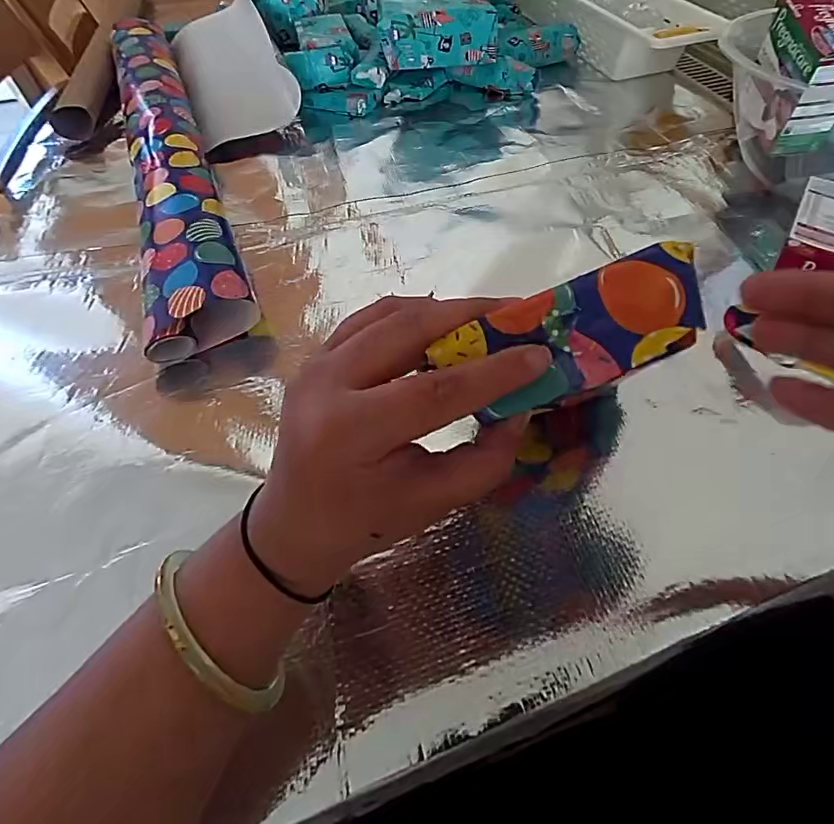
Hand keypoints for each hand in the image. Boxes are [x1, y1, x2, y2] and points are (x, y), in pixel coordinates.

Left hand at [247, 296, 550, 594]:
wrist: (294, 524)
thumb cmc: (366, 520)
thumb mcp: (434, 503)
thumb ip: (486, 459)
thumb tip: (521, 406)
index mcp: (350, 434)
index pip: (435, 391)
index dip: (494, 371)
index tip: (540, 355)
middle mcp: (325, 386)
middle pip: (409, 330)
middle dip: (471, 316)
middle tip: (518, 314)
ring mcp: (316, 363)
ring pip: (391, 313)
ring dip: (446, 309)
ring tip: (490, 315)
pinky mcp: (318, 354)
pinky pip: (373, 316)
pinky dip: (416, 312)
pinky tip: (445, 321)